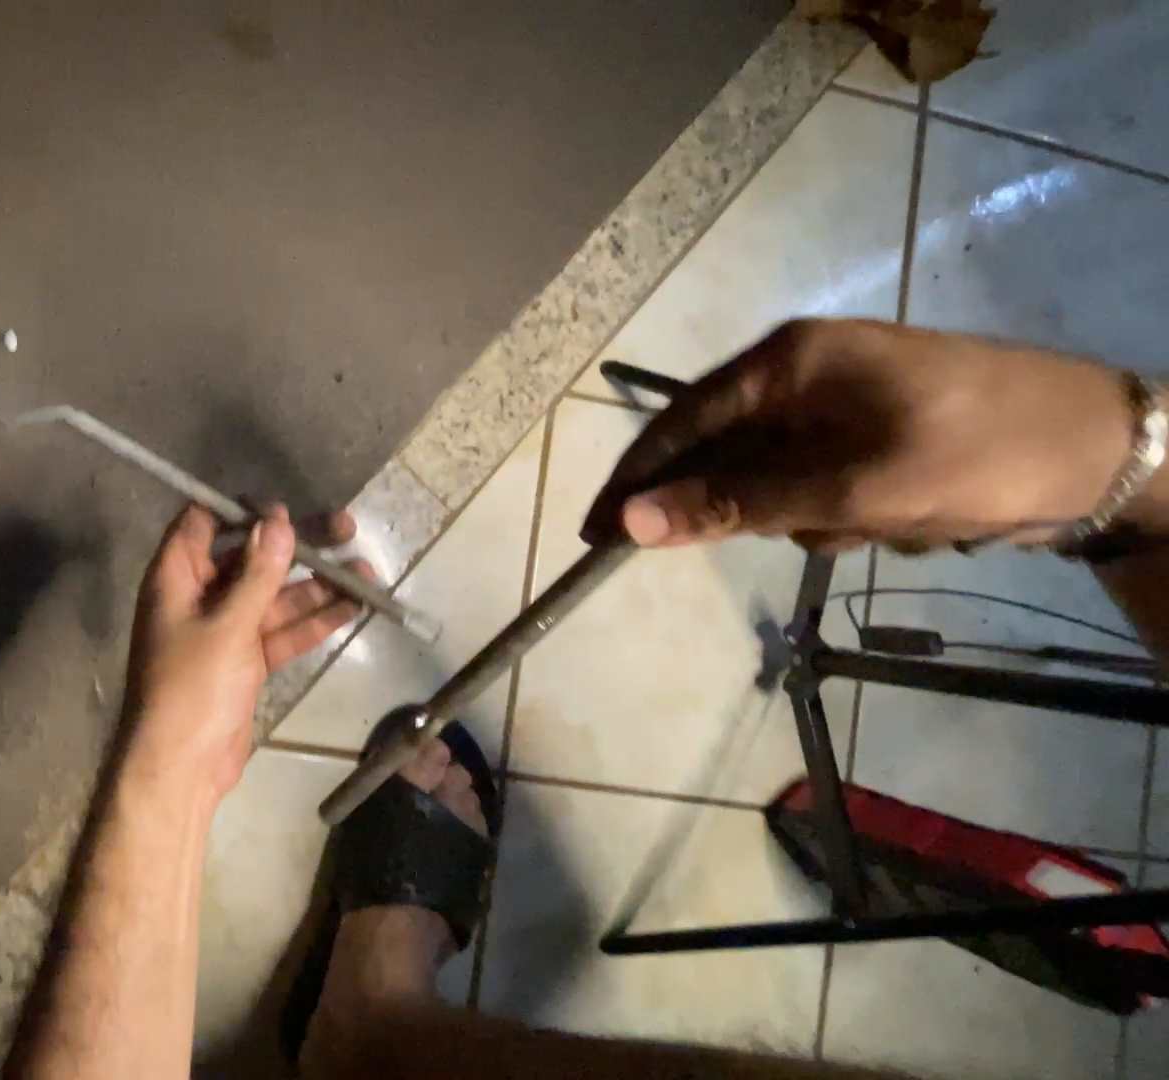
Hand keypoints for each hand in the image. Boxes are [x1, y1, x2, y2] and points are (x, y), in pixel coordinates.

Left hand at [123, 504, 368, 800]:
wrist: (182, 767)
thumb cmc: (191, 687)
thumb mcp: (227, 626)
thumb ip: (256, 574)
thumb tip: (278, 521)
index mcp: (177, 577)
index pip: (204, 523)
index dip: (244, 511)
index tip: (287, 507)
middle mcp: (200, 596)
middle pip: (251, 557)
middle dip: (297, 546)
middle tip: (347, 528)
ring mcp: (225, 630)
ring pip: (274, 596)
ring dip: (317, 585)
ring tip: (368, 573)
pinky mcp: (246, 660)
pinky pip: (282, 631)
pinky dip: (313, 622)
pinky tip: (354, 608)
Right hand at [584, 319, 1144, 552]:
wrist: (1122, 456)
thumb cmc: (978, 455)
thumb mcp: (846, 488)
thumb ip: (730, 504)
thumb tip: (627, 523)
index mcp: (785, 361)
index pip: (677, 424)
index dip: (632, 481)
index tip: (594, 534)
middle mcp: (795, 373)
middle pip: (713, 449)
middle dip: (735, 502)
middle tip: (775, 536)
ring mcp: (825, 401)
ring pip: (757, 473)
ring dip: (788, 513)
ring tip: (859, 527)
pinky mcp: (852, 429)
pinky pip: (797, 479)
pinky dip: (820, 511)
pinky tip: (875, 520)